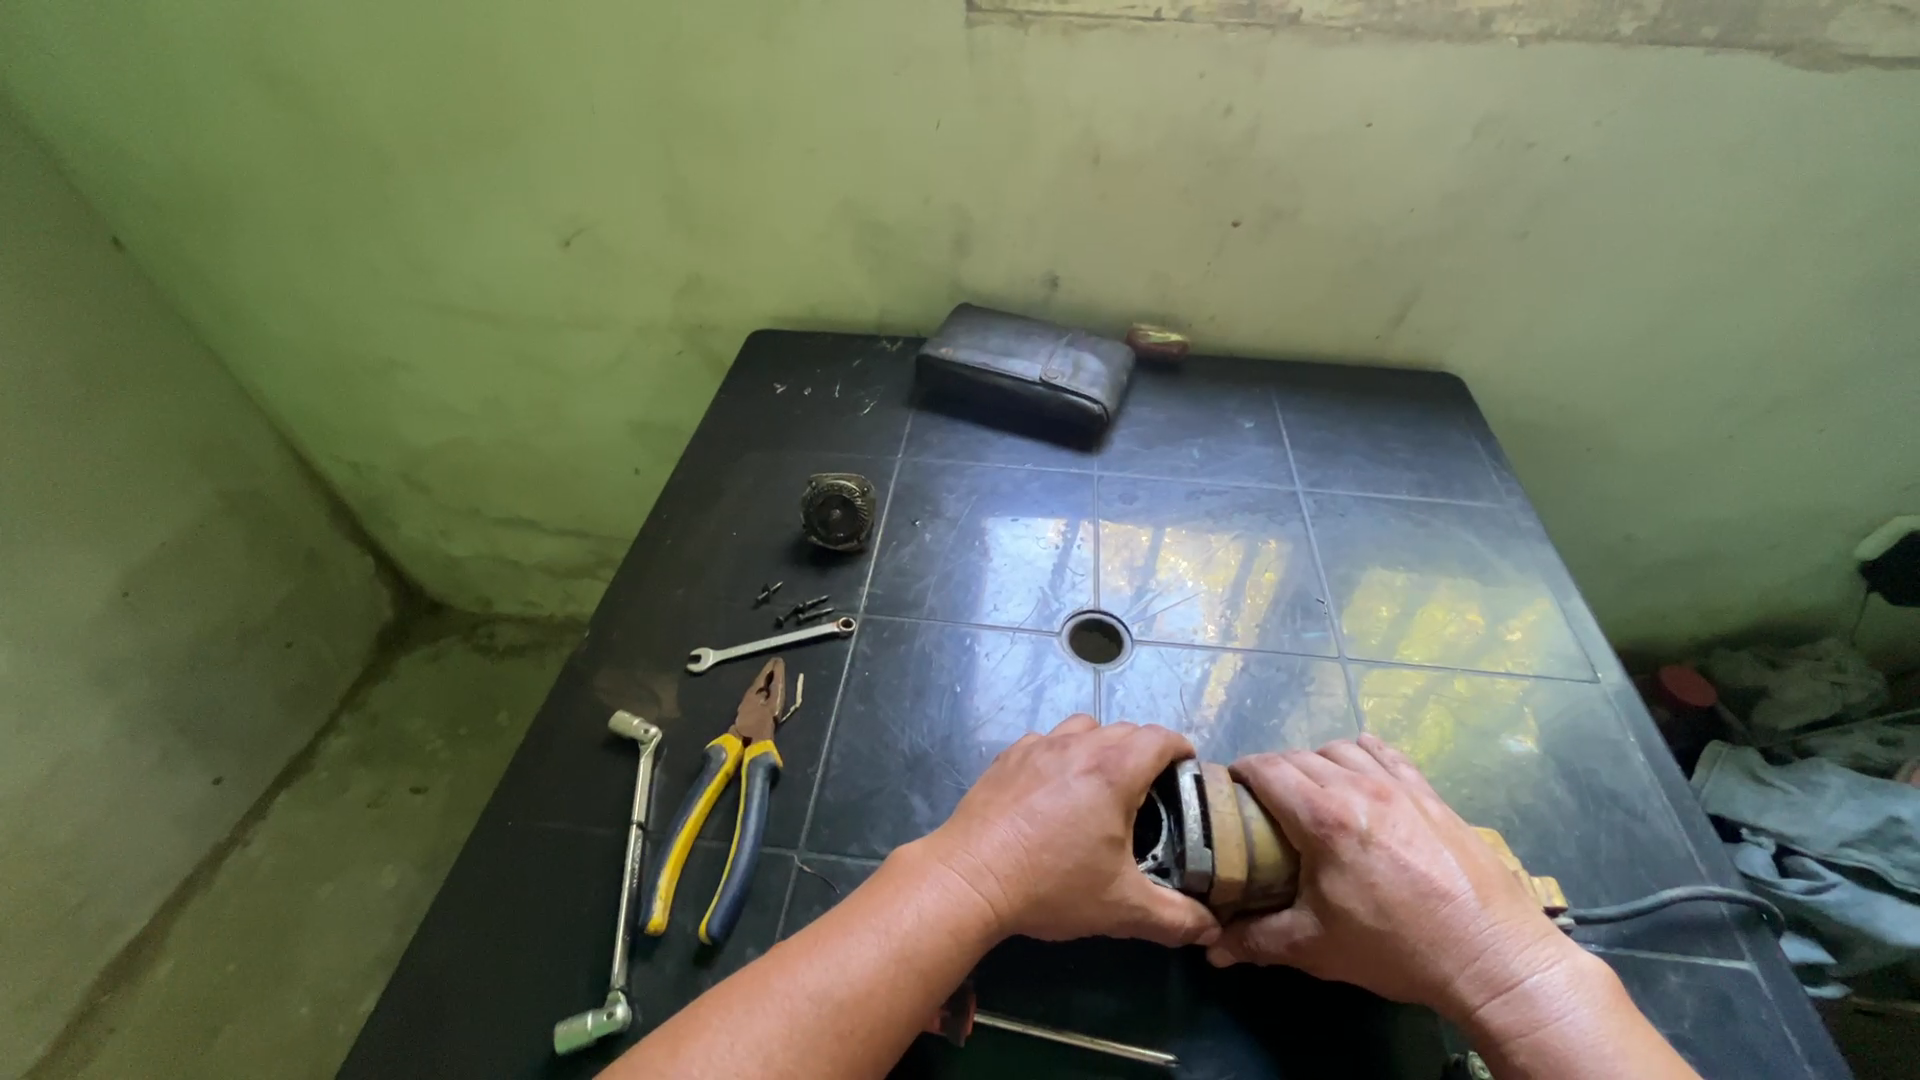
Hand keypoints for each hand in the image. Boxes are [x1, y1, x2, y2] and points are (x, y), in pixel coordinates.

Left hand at [910, 714, 1219, 947]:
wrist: (971, 877)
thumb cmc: (1051, 885)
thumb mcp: (1121, 908)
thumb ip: (1174, 918)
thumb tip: (1210, 928)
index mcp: (1113, 770)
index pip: (1160, 737)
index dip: (1180, 749)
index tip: (1187, 771)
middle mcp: (1077, 746)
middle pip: (1124, 730)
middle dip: (1145, 751)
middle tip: (1150, 790)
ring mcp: (1038, 745)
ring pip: (1083, 728)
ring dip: (1101, 746)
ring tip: (1101, 783)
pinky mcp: (1008, 756)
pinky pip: (1046, 741)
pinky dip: (1060, 754)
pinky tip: (1053, 789)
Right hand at [1206, 735, 1584, 1020]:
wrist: (1496, 960)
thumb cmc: (1399, 949)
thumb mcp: (1317, 948)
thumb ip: (1258, 940)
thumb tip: (1213, 948)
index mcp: (1322, 818)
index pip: (1266, 769)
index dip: (1240, 772)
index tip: (1229, 790)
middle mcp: (1357, 788)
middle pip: (1298, 756)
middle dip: (1272, 770)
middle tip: (1263, 801)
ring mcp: (1399, 786)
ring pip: (1340, 748)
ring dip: (1316, 761)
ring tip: (1312, 789)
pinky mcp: (1430, 794)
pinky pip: (1386, 752)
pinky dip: (1362, 753)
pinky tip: (1359, 771)